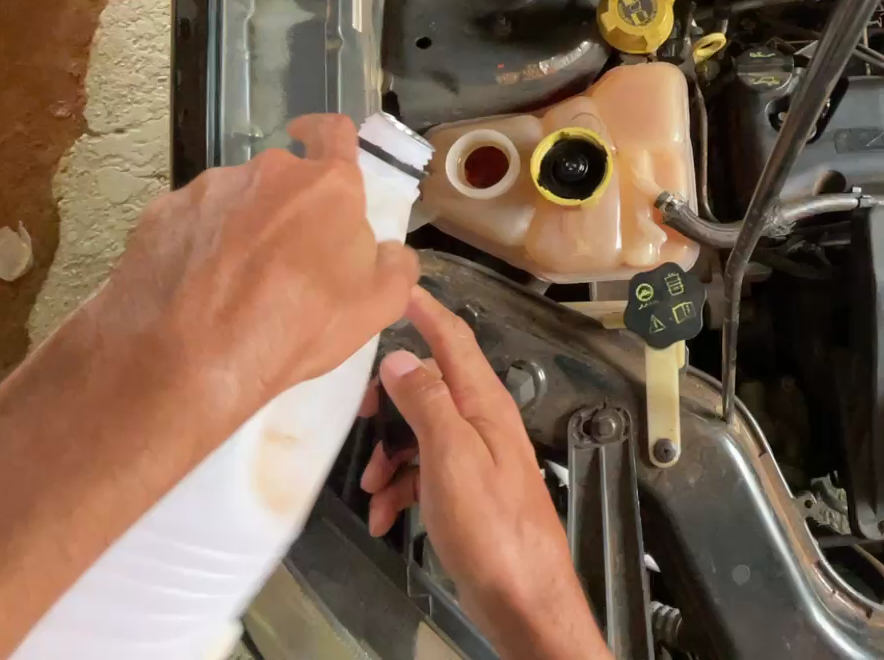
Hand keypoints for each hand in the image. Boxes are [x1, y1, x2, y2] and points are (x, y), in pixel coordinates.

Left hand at [82, 113, 419, 430]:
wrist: (185, 365)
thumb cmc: (299, 326)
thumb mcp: (381, 304)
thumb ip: (396, 263)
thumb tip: (385, 251)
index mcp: (328, 184)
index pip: (334, 131)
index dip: (330, 135)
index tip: (320, 145)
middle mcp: (268, 173)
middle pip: (285, 177)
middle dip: (290, 205)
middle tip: (291, 255)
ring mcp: (207, 191)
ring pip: (237, 199)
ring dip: (244, 225)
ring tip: (236, 281)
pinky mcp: (158, 217)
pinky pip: (191, 222)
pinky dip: (199, 245)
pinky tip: (196, 288)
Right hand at [359, 288, 610, 659]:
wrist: (522, 595)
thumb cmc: (490, 525)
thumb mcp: (451, 457)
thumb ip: (428, 404)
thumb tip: (402, 359)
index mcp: (484, 402)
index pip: (455, 339)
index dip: (428, 310)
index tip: (401, 287)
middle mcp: (484, 418)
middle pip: (431, 385)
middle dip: (391, 402)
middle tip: (360, 422)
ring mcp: (478, 453)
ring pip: (423, 431)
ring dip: (391, 455)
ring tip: (375, 491)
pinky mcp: (469, 486)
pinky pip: (428, 469)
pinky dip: (403, 485)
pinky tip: (386, 514)